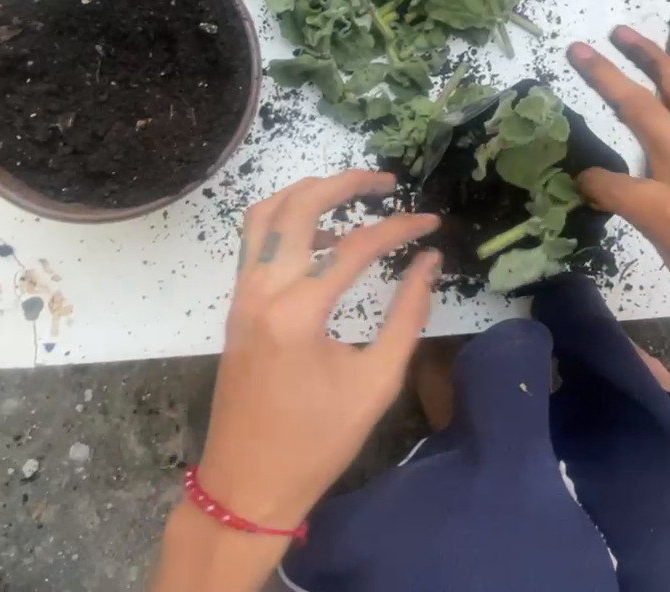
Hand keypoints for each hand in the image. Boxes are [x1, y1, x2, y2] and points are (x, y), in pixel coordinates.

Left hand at [198, 170, 440, 528]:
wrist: (246, 486)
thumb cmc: (318, 441)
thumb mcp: (376, 381)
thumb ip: (407, 314)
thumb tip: (429, 261)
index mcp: (298, 313)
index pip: (357, 245)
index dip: (400, 228)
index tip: (432, 223)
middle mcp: (262, 290)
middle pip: (299, 204)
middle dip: (345, 182)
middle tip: (385, 182)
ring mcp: (242, 294)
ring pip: (266, 213)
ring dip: (309, 193)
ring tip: (352, 196)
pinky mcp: (237, 304)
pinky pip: (256, 240)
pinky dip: (288, 220)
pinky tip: (324, 238)